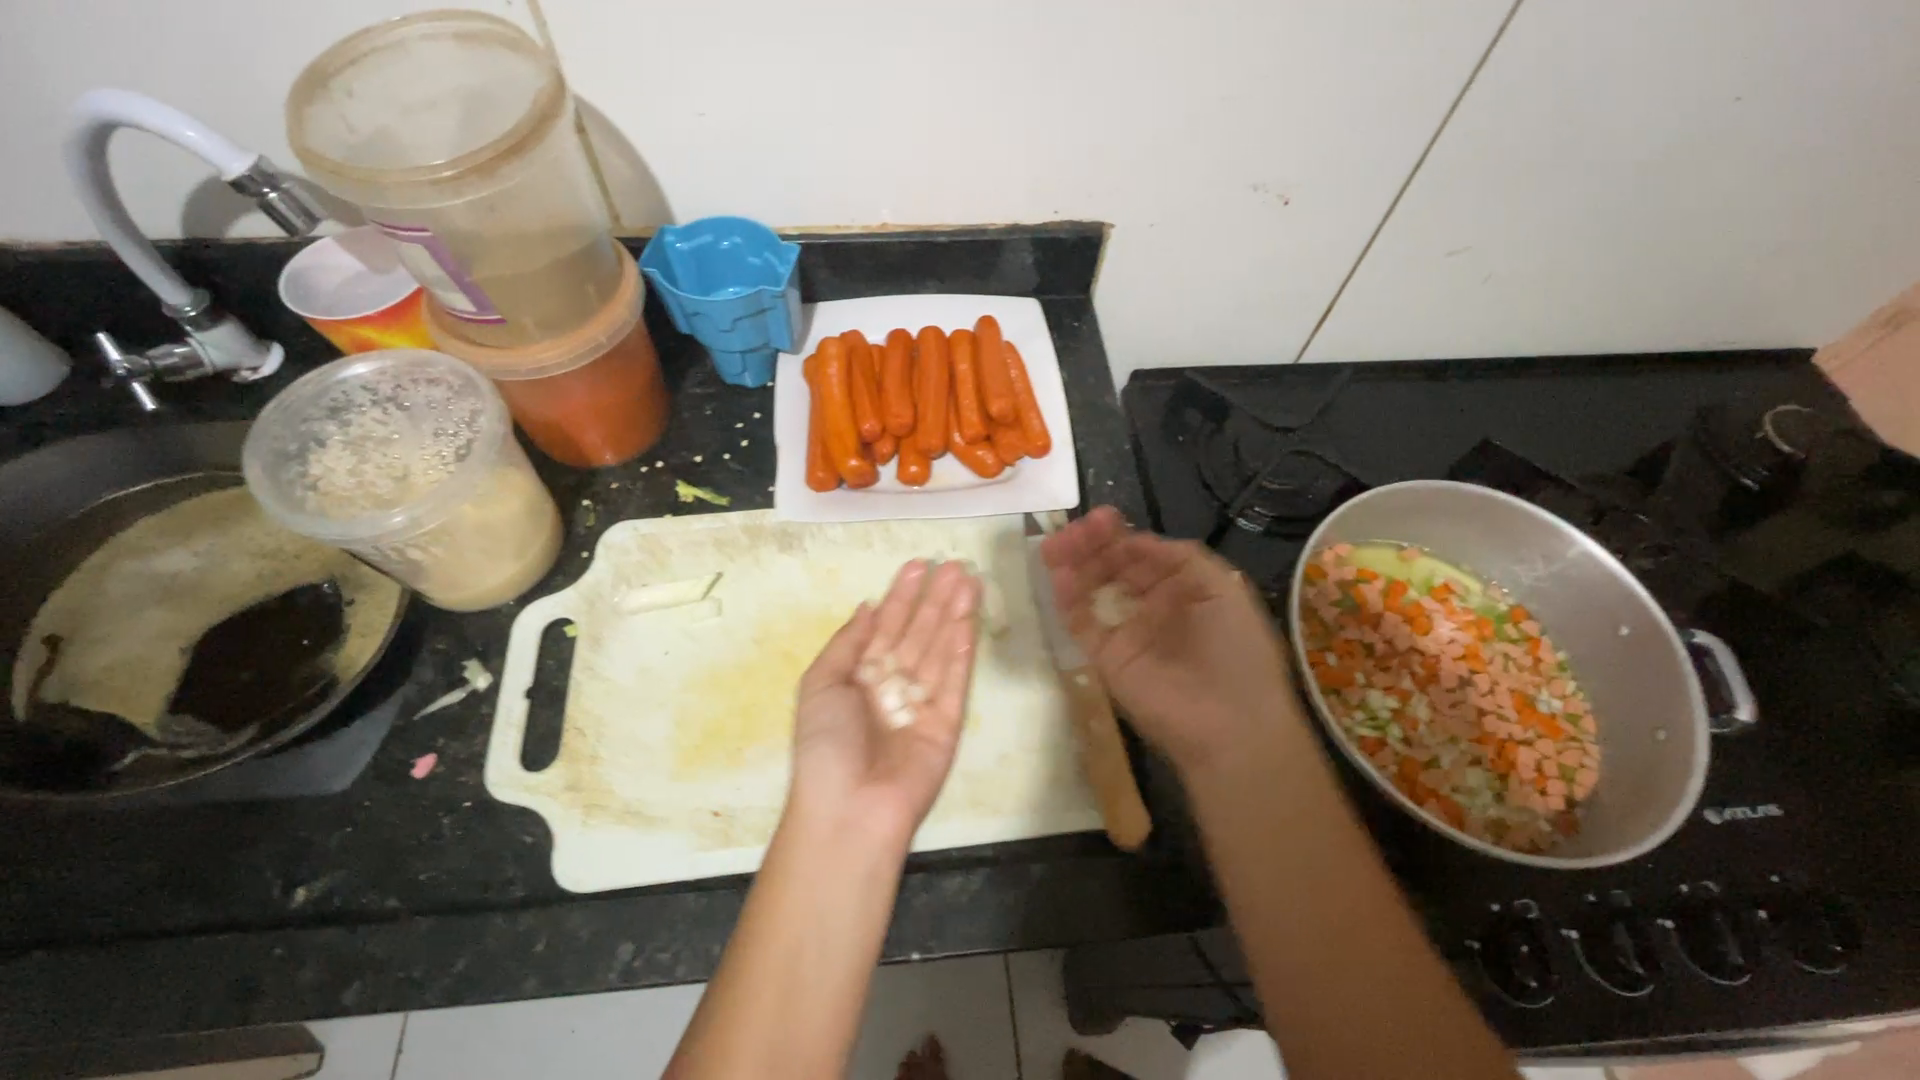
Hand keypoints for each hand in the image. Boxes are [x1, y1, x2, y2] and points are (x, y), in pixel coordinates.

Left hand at [787, 560, 981, 847]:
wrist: (849, 808)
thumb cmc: (825, 744)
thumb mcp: (819, 684)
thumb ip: (848, 643)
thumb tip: (866, 605)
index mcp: (859, 677)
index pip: (885, 628)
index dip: (900, 597)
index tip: (917, 566)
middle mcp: (892, 685)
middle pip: (917, 633)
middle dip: (934, 599)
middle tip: (953, 564)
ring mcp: (922, 704)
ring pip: (939, 649)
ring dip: (953, 615)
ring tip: (967, 580)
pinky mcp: (948, 724)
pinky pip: (955, 681)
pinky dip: (962, 650)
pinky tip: (968, 620)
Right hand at [1040, 506, 1296, 773]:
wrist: (1230, 724)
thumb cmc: (1237, 651)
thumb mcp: (1223, 589)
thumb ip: (1183, 558)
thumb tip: (1138, 540)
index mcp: (1184, 589)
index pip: (1142, 553)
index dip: (1120, 535)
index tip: (1099, 519)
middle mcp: (1153, 606)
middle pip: (1113, 567)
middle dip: (1092, 545)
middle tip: (1071, 531)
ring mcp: (1127, 632)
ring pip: (1092, 590)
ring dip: (1074, 565)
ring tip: (1055, 547)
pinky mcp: (1106, 658)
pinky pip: (1081, 622)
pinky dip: (1068, 598)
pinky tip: (1059, 576)